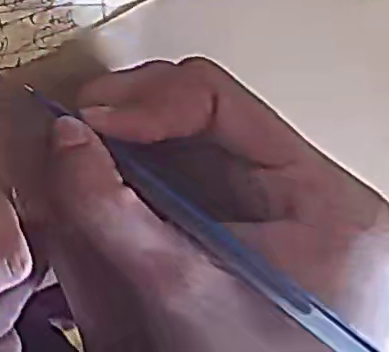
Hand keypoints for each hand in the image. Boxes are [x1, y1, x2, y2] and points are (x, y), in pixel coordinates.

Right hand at [32, 58, 388, 350]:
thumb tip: (64, 132)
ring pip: (178, 125)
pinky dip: (128, 157)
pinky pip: (173, 158)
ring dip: (122, 131)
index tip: (93, 120)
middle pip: (193, 101)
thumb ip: (112, 208)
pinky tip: (103, 174)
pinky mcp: (236, 214)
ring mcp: (268, 198)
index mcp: (323, 198)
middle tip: (79, 127)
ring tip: (84, 150)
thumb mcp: (179, 291)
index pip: (215, 97)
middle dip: (127, 109)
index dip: (145, 100)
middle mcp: (299, 185)